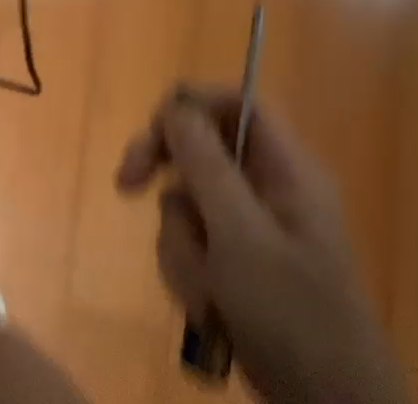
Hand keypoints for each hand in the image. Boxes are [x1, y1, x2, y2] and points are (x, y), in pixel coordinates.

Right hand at [115, 88, 408, 403]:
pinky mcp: (238, 264)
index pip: (234, 104)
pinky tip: (208, 304)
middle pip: (197, 150)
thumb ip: (206, 164)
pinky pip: (190, 243)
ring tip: (204, 285)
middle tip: (126, 186)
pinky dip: (187, 269)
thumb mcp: (241, 234)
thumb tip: (174, 106)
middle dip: (161, 174)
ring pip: (184, 203)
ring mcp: (252, 230)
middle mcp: (268, 191)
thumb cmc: (291, 312)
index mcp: (286, 172)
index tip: (152, 132)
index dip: (188, 104)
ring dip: (179, 243)